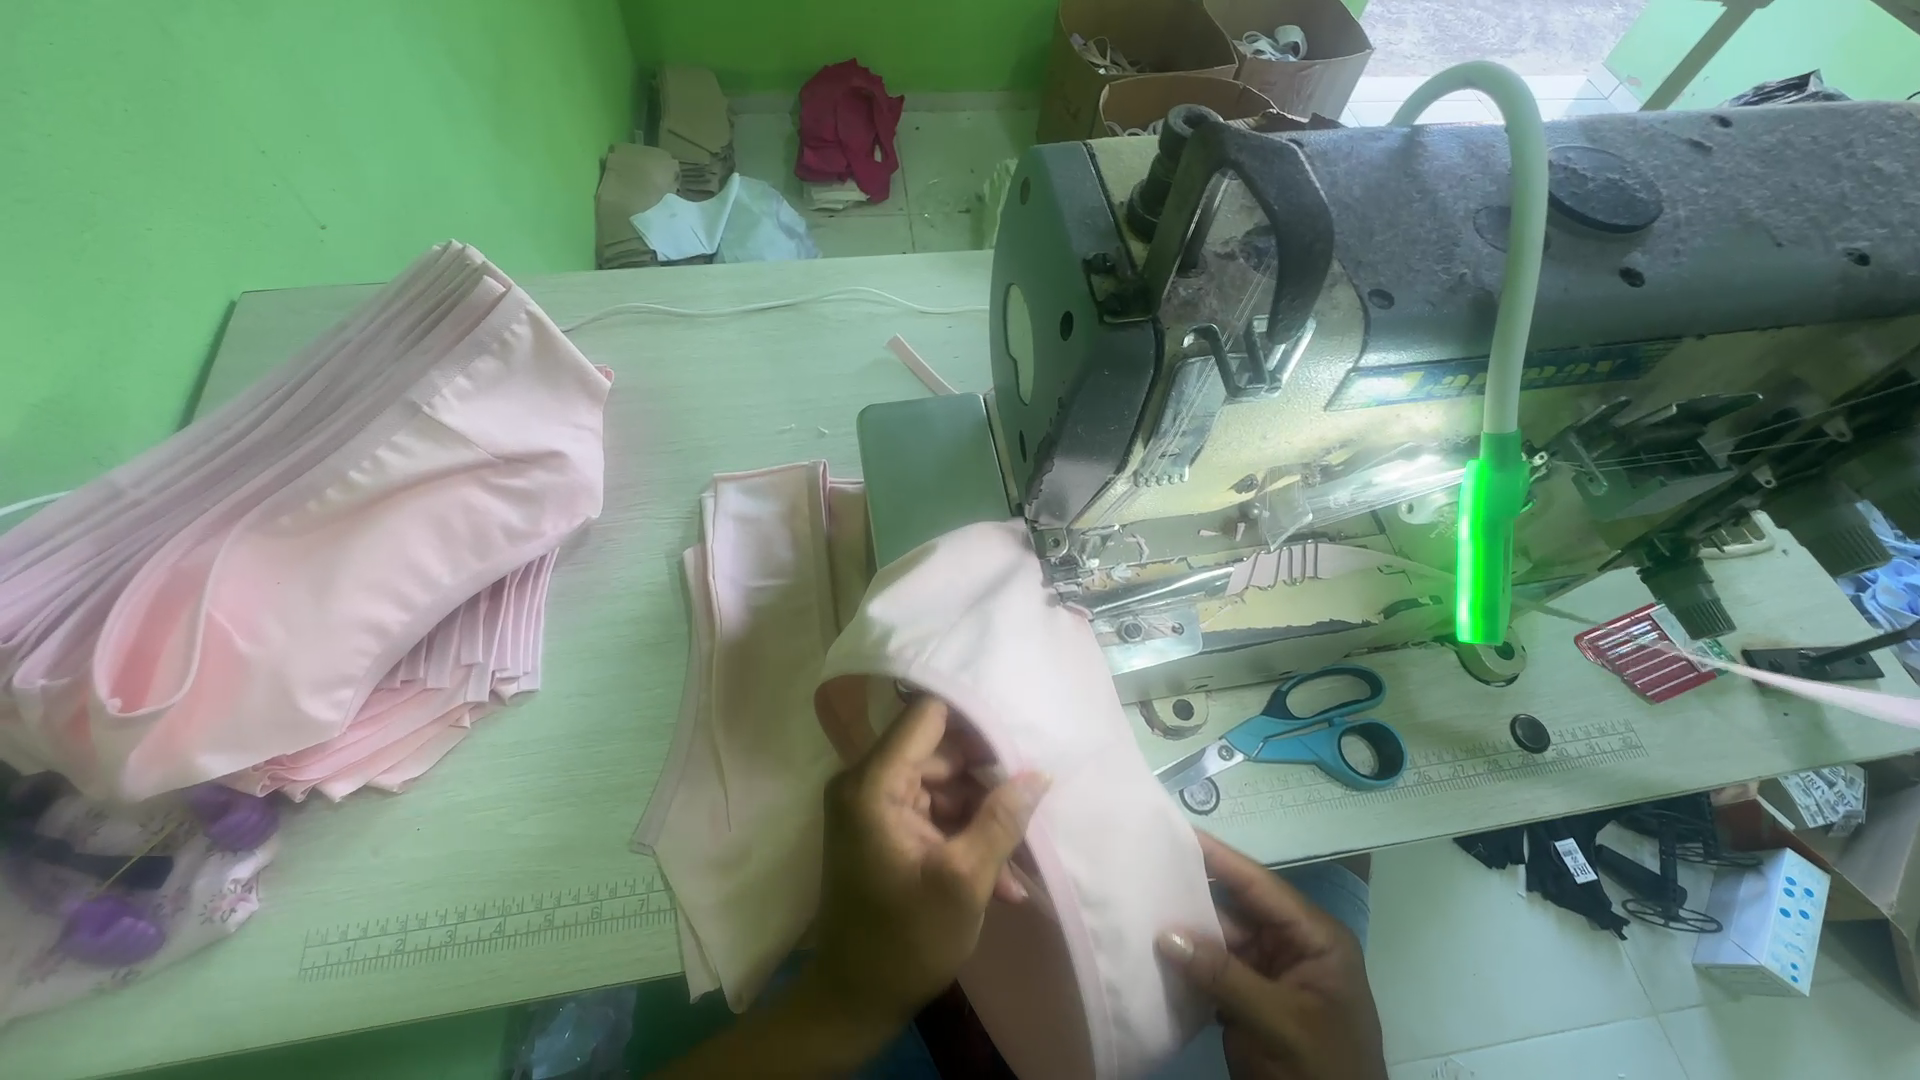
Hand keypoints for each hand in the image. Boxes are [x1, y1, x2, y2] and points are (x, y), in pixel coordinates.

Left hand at [806, 695, 1050, 1029]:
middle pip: (938, 752)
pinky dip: (963, 838)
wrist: (854, 1002)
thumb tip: (1037, 774)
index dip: (973, 720)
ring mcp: (873, 809)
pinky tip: (1001, 878)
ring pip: (942, 786)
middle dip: (986, 778)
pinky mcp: (883, 832)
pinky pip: (932, 815)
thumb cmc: (906, 941)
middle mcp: (866, 784)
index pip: (927, 715)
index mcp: (874, 784)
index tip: (1017, 735)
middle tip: (1029, 801)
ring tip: (1020, 855)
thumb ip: (1002, 819)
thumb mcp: (965, 879)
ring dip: (981, 817)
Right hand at [1157, 832, 1386, 1079]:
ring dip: (1181, 929)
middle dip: (1191, 892)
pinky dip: (1183, 962)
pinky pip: (1210, 969)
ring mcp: (1268, 974)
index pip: (1260, 885)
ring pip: (1217, 938)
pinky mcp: (1247, 1001)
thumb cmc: (1323, 1071)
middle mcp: (1291, 945)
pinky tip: (1149, 948)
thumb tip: (1166, 934)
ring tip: (1134, 902)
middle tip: (1142, 866)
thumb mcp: (1280, 1023)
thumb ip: (1224, 976)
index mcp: (1315, 937)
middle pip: (1233, 907)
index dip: (1219, 857)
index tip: (1177, 831)